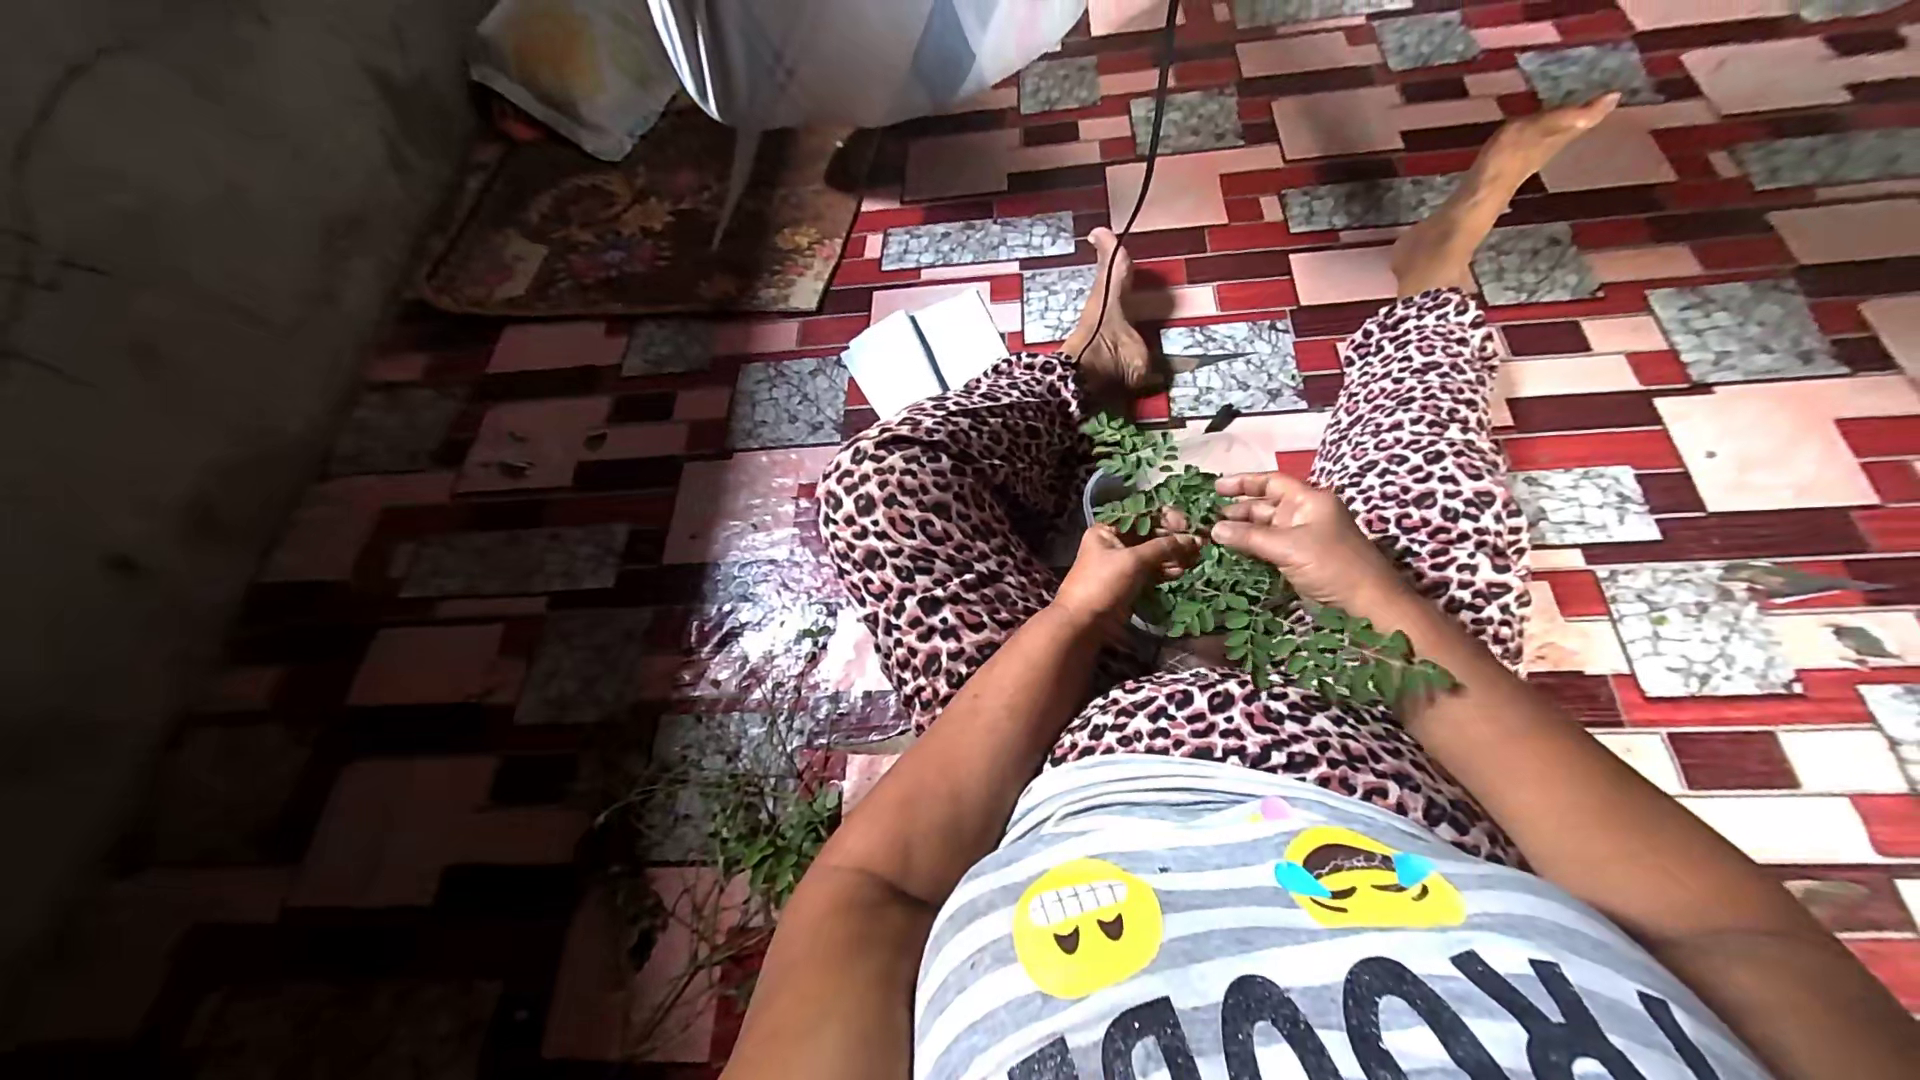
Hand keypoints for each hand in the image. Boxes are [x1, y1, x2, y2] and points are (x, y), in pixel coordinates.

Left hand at [1052, 525, 1200, 633]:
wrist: (1084, 622)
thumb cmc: (1103, 584)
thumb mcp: (1133, 560)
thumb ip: (1163, 547)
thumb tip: (1193, 539)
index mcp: (1108, 530)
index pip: (1142, 515)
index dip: (1166, 518)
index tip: (1188, 525)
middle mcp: (1115, 543)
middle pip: (1150, 534)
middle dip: (1174, 539)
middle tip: (1199, 544)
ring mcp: (1123, 563)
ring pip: (1154, 554)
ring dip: (1174, 555)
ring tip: (1195, 558)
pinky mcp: (1131, 582)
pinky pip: (1153, 571)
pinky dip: (1167, 570)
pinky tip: (1182, 571)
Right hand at [1210, 471, 1405, 611]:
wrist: (1367, 605)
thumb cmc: (1333, 566)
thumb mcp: (1288, 547)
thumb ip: (1249, 537)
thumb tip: (1214, 529)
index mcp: (1309, 501)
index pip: (1271, 483)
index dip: (1243, 482)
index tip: (1215, 487)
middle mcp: (1303, 515)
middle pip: (1263, 506)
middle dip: (1235, 511)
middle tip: (1204, 519)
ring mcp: (1300, 538)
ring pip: (1262, 529)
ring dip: (1238, 532)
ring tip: (1210, 536)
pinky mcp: (1296, 560)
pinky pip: (1266, 548)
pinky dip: (1247, 548)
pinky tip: (1226, 552)